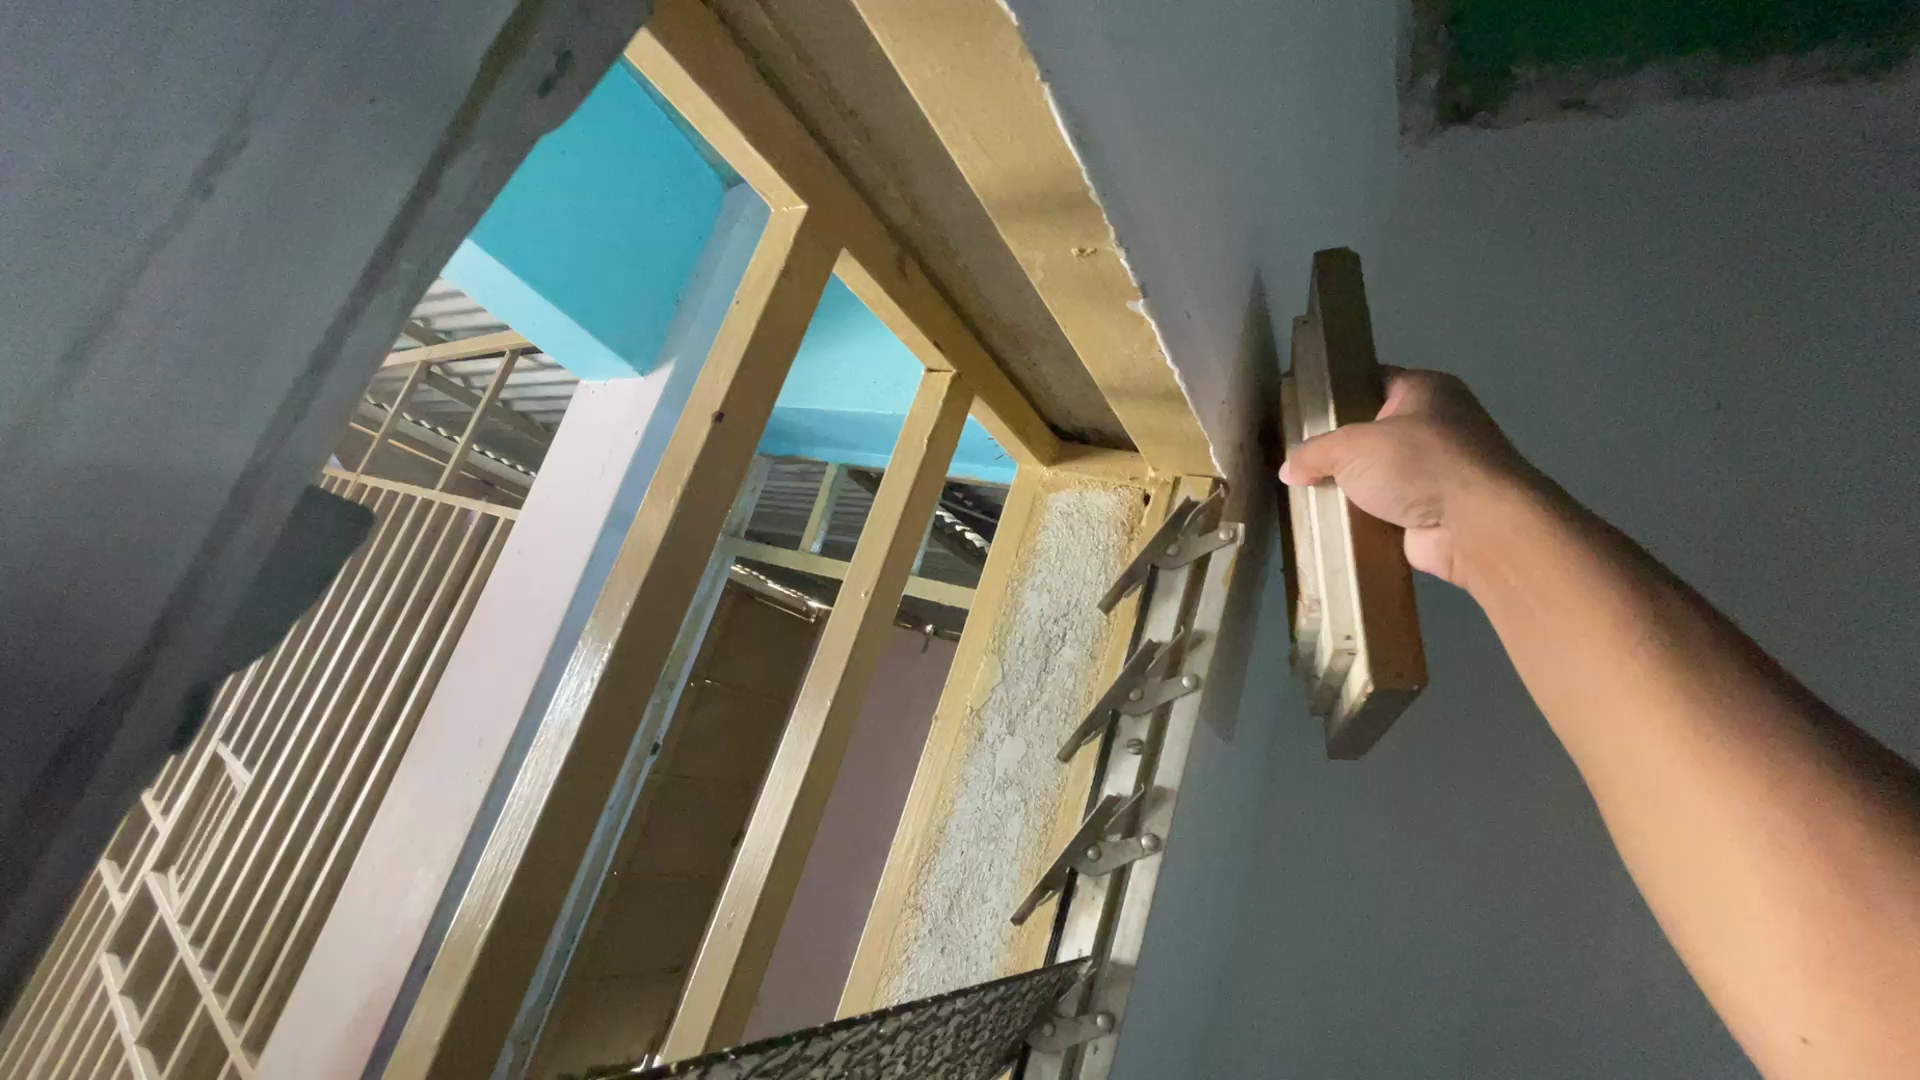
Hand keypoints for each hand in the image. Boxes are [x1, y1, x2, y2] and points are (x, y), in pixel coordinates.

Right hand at [1279, 369, 1534, 587]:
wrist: (1474, 524)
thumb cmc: (1417, 464)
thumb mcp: (1350, 446)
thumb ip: (1313, 452)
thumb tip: (1288, 469)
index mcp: (1426, 390)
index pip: (1372, 380)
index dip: (1337, 392)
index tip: (1302, 410)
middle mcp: (1437, 423)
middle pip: (1373, 429)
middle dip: (1338, 446)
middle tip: (1299, 456)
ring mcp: (1438, 468)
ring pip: (1378, 471)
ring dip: (1350, 484)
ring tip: (1307, 491)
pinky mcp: (1434, 507)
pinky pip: (1387, 505)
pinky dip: (1364, 513)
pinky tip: (1332, 519)